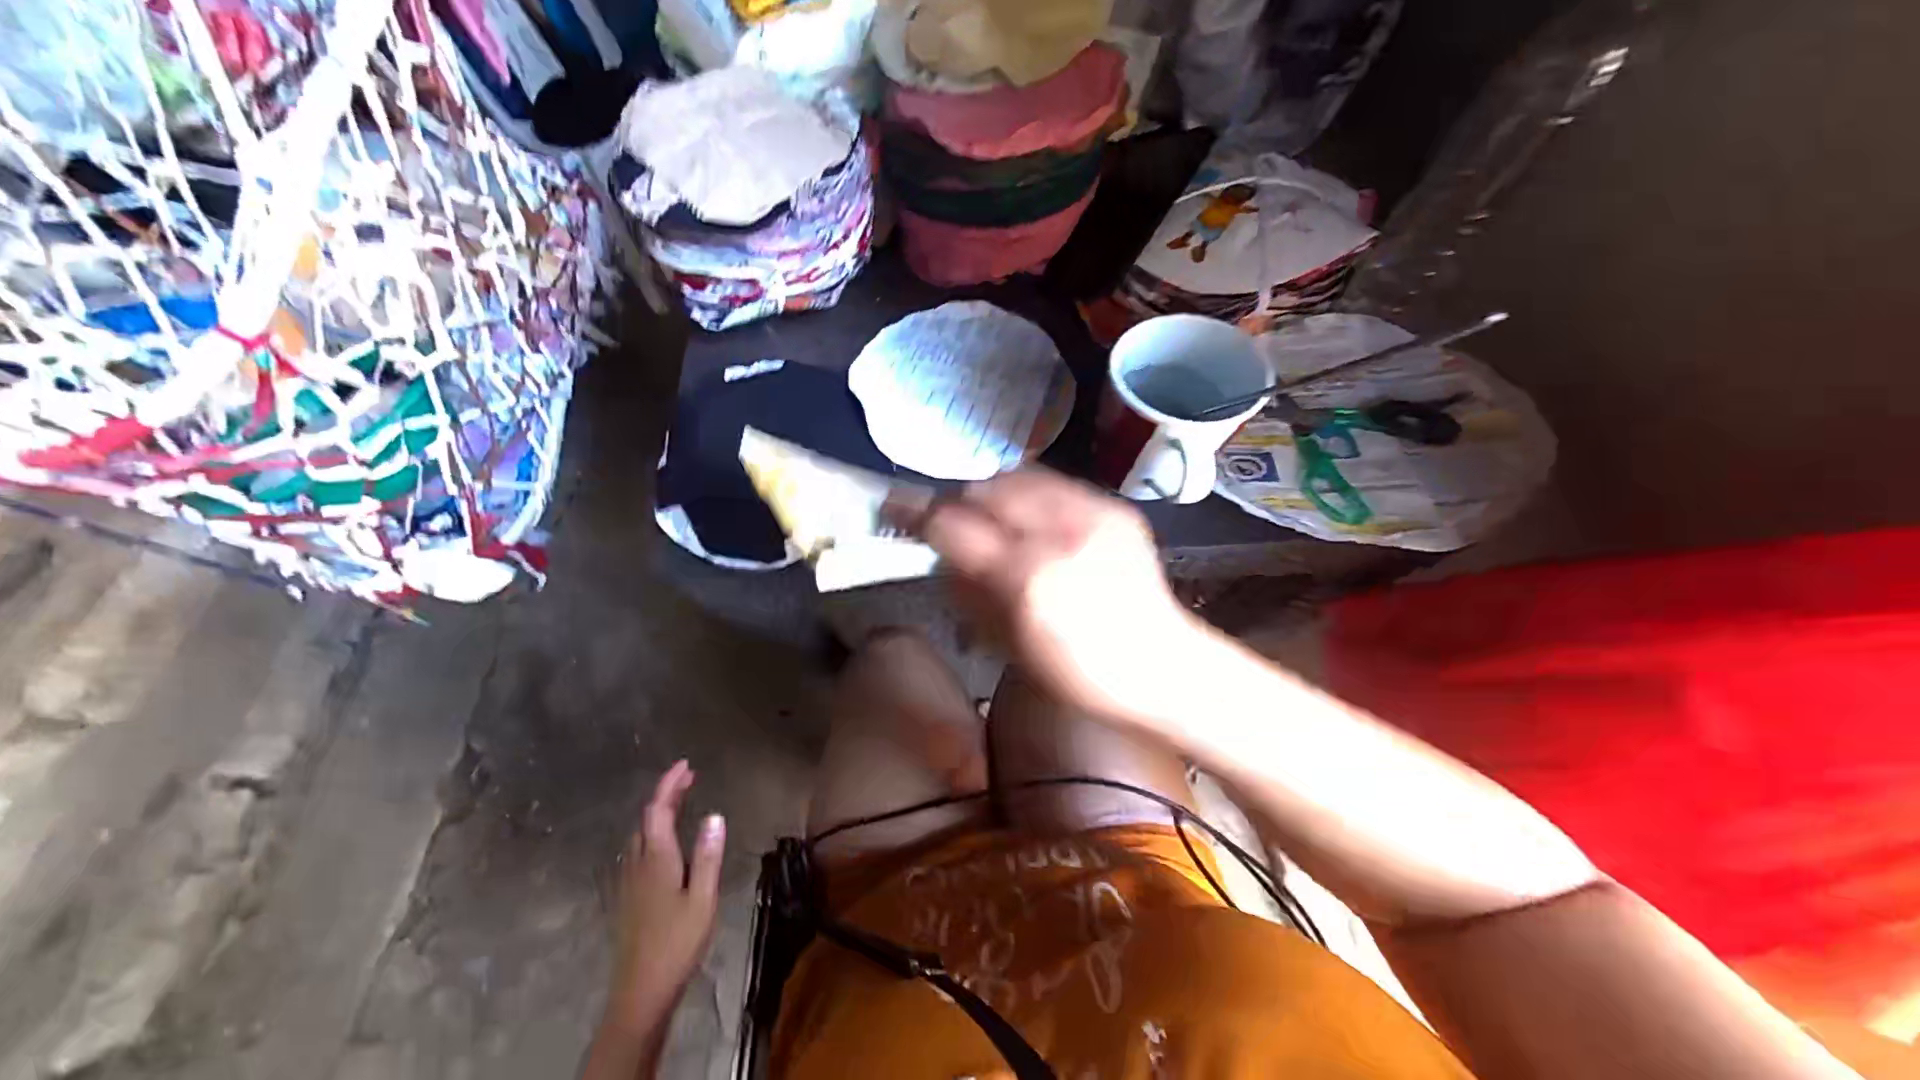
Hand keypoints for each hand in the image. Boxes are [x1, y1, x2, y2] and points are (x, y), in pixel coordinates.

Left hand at [605, 760, 725, 1031]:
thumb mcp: (703, 899)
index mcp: (656, 859)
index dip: (670, 784)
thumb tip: (714, 815)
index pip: (658, 810)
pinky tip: (665, 843)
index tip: (685, 765)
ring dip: (659, 813)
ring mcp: (629, 881)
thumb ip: (708, 856)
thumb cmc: (677, 942)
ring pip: (640, 835)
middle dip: (666, 794)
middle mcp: (638, 863)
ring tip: (681, 802)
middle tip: (690, 779)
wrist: (641, 989)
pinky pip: (638, 850)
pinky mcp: (628, 896)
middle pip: (647, 818)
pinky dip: (653, 832)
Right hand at [909, 469, 1205, 721]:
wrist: (1162, 666)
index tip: (895, 509)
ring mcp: (1091, 515)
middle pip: (982, 489)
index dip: (915, 512)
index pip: (951, 524)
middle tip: (948, 521)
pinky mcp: (1115, 508)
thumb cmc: (1078, 674)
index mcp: (1024, 579)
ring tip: (992, 519)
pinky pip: (1055, 484)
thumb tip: (940, 554)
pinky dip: (1030, 495)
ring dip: (992, 493)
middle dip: (956, 502)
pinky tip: (1032, 519)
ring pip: (1017, 476)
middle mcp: (1056, 534)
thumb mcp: (1007, 645)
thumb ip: (967, 590)